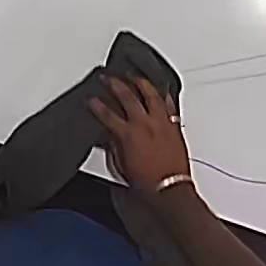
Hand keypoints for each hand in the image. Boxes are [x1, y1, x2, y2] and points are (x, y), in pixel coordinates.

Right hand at [87, 77, 189, 196]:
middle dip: (115, 85)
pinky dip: (165, 96)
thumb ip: (114, 146)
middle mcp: (144, 124)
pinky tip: (162, 90)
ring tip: (135, 76)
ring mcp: (160, 123)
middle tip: (109, 78)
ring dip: (141, 83)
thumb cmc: (147, 182)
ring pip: (150, 95)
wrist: (169, 189)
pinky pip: (169, 105)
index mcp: (128, 134)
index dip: (97, 105)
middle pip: (127, 97)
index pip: (107, 114)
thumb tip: (110, 135)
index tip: (92, 99)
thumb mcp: (120, 165)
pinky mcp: (173, 126)